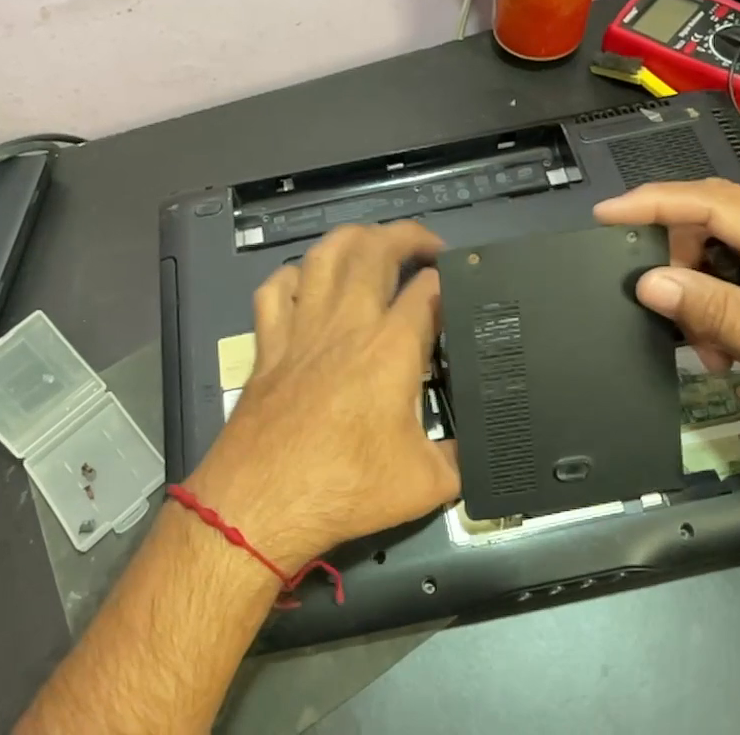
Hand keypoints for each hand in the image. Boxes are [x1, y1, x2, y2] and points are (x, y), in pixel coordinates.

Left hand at [185, 221, 459, 567]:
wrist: (262, 504)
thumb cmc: (347, 489)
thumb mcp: (427, 484)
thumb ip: (461, 458)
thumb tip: (477, 450)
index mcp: (391, 348)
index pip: (429, 289)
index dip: (451, 279)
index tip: (461, 288)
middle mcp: (346, 323)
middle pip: (374, 249)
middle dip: (406, 235)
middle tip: (426, 246)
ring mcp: (301, 329)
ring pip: (323, 256)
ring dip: (353, 239)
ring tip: (374, 244)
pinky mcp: (267, 345)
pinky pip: (275, 290)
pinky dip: (293, 275)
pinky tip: (308, 282)